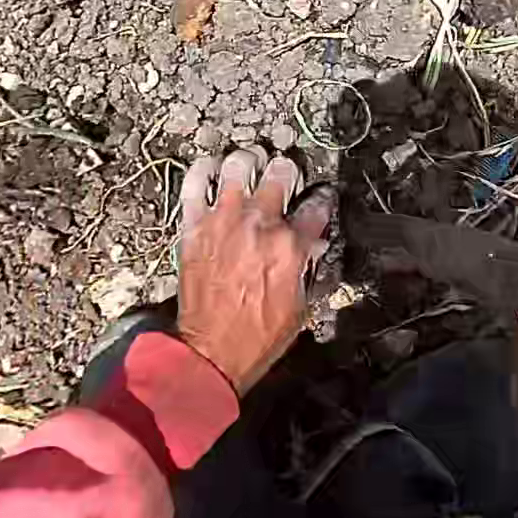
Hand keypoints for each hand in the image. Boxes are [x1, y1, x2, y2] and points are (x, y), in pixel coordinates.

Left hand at [176, 148, 331, 393]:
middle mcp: (260, 224)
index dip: (323, 200)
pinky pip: (195, 183)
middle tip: (284, 178)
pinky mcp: (195, 227)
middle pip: (282, 171)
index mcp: (292, 245)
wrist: (207, 356)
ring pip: (239, 164)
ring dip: (249, 161)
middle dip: (287, 171)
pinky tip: (212, 168)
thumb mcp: (301, 304)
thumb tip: (316, 243)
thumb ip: (311, 265)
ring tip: (250, 166)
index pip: (318, 203)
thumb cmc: (257, 336)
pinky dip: (203, 170)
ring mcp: (224, 221)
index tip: (319, 202)